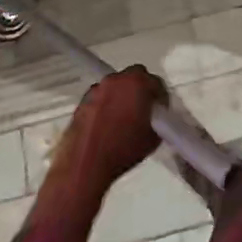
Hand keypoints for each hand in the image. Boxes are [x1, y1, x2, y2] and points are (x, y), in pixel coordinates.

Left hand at [46, 65, 163, 203]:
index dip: (159, 98)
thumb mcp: (154, 136)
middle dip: (140, 90)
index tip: (159, 112)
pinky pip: (100, 98)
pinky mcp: (81, 101)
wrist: (85, 164)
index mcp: (138, 83)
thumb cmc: (124, 149)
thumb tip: (153, 116)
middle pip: (134, 77)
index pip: (156, 83)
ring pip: (115, 87)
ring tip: (122, 119)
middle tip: (142, 111)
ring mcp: (97, 88)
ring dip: (121, 97)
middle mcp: (116, 79)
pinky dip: (105, 105)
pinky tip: (105, 124)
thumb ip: (158, 118)